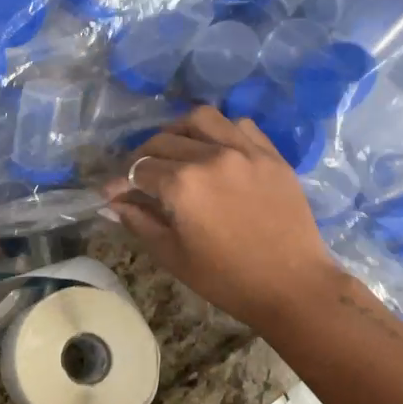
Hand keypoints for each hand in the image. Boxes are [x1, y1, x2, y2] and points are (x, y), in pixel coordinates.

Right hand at [104, 106, 344, 328]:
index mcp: (182, 184)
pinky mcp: (271, 155)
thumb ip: (138, 221)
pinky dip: (219, 131)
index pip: (138, 170)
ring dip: (178, 131)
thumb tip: (115, 202)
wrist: (292, 285)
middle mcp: (211, 156)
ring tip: (174, 150)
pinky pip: (239, 125)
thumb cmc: (225, 278)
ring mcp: (245, 151)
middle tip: (137, 176)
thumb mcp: (172, 254)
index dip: (119, 181)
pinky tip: (214, 149)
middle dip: (141, 157)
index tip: (110, 192)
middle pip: (163, 141)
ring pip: (200, 119)